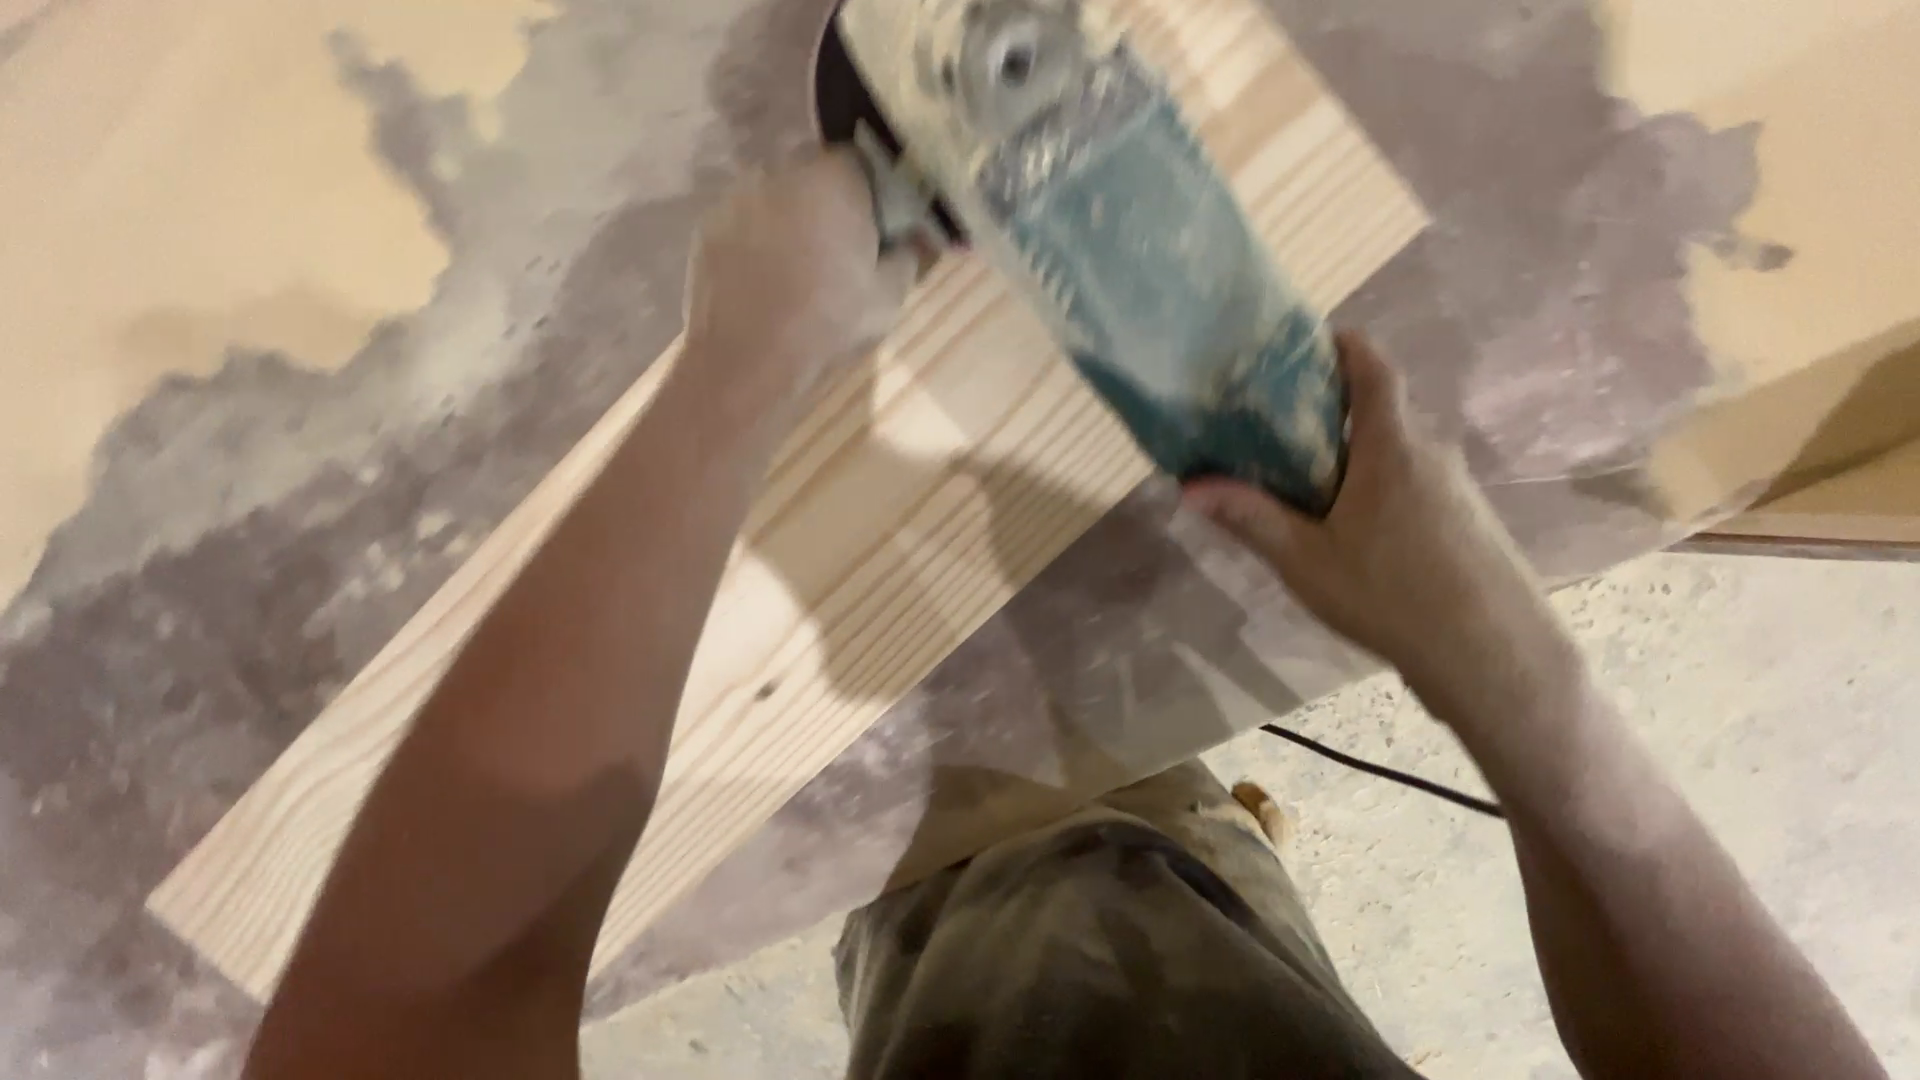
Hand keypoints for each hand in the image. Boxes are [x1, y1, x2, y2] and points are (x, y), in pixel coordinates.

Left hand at [682, 149, 920, 394]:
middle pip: (815, 173)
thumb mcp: (888, 298)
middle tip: (840, 248)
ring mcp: (737, 195)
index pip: (863, 161)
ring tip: (799, 265)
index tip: (878, 227)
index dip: (873, 193)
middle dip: (829, 201)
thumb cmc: (828, 323)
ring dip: (791, 218)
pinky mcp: (707, 225)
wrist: (747, 359)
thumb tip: (914, 238)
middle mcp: (782, 171)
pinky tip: (766, 277)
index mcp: (834, 179)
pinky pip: (745, 221)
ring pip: (776, 195)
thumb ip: (908, 256)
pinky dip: (757, 239)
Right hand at [1184, 332, 1577, 722]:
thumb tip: (1188, 487)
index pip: (1374, 371)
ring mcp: (1458, 487)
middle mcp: (1431, 454)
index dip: (1345, 346)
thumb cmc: (1389, 595)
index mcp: (1391, 448)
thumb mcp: (1305, 560)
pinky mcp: (1470, 520)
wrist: (1494, 656)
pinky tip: (1356, 531)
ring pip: (1399, 452)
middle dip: (1334, 410)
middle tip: (1281, 428)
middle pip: (1383, 411)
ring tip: (1308, 482)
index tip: (1312, 341)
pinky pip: (1417, 482)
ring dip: (1357, 454)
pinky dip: (1381, 484)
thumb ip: (1249, 518)